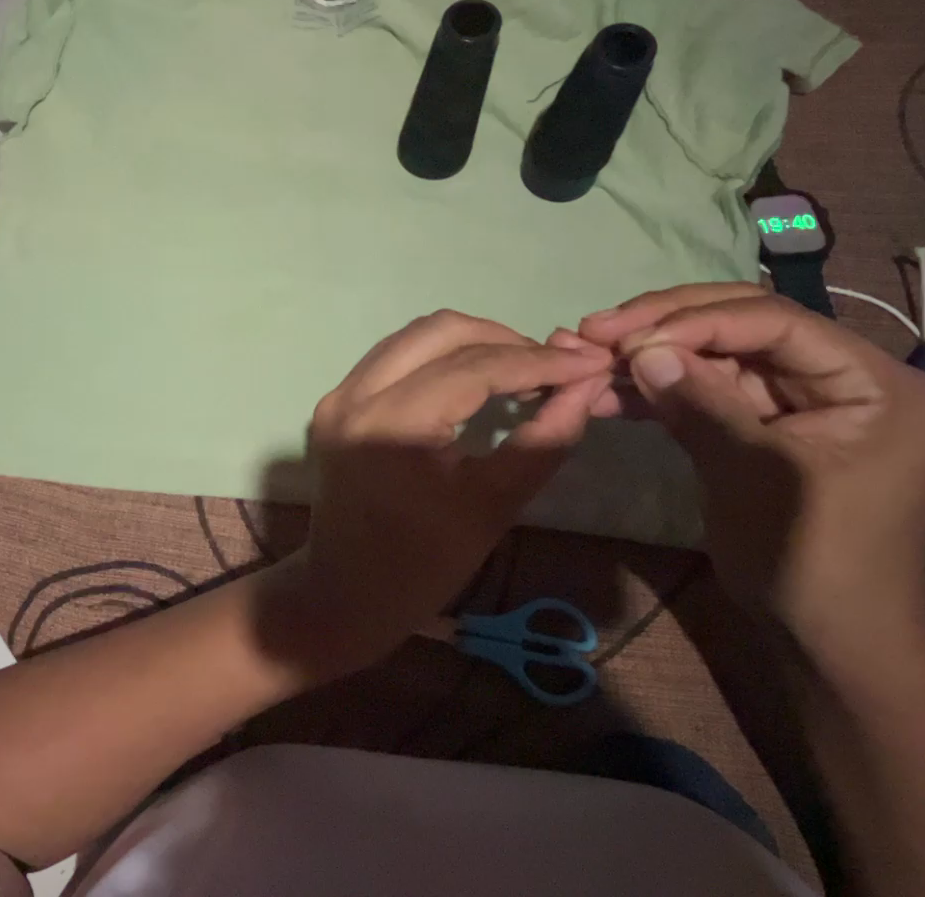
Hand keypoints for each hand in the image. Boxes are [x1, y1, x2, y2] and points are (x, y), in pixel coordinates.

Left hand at [259, 310, 612, 676]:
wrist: (345, 593)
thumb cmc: (423, 564)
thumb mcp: (493, 506)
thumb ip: (543, 441)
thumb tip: (588, 387)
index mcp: (391, 425)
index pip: (474, 368)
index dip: (538, 362)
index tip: (590, 364)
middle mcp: (354, 397)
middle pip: (439, 331)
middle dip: (504, 340)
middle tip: (554, 366)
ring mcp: (337, 396)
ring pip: (413, 336)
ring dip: (470, 342)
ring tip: (521, 368)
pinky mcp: (334, 403)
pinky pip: (392, 357)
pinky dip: (438, 356)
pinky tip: (474, 377)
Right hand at [578, 285, 924, 658]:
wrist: (827, 635)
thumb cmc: (815, 557)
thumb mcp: (759, 476)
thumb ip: (704, 406)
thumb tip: (640, 350)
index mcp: (870, 380)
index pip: (774, 322)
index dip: (695, 322)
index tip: (623, 337)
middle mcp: (836, 376)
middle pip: (740, 324)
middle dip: (665, 325)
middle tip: (596, 329)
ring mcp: (792, 400)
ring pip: (711, 355)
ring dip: (649, 355)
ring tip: (587, 355)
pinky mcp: (755, 425)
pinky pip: (701, 392)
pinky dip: (655, 391)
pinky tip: (604, 394)